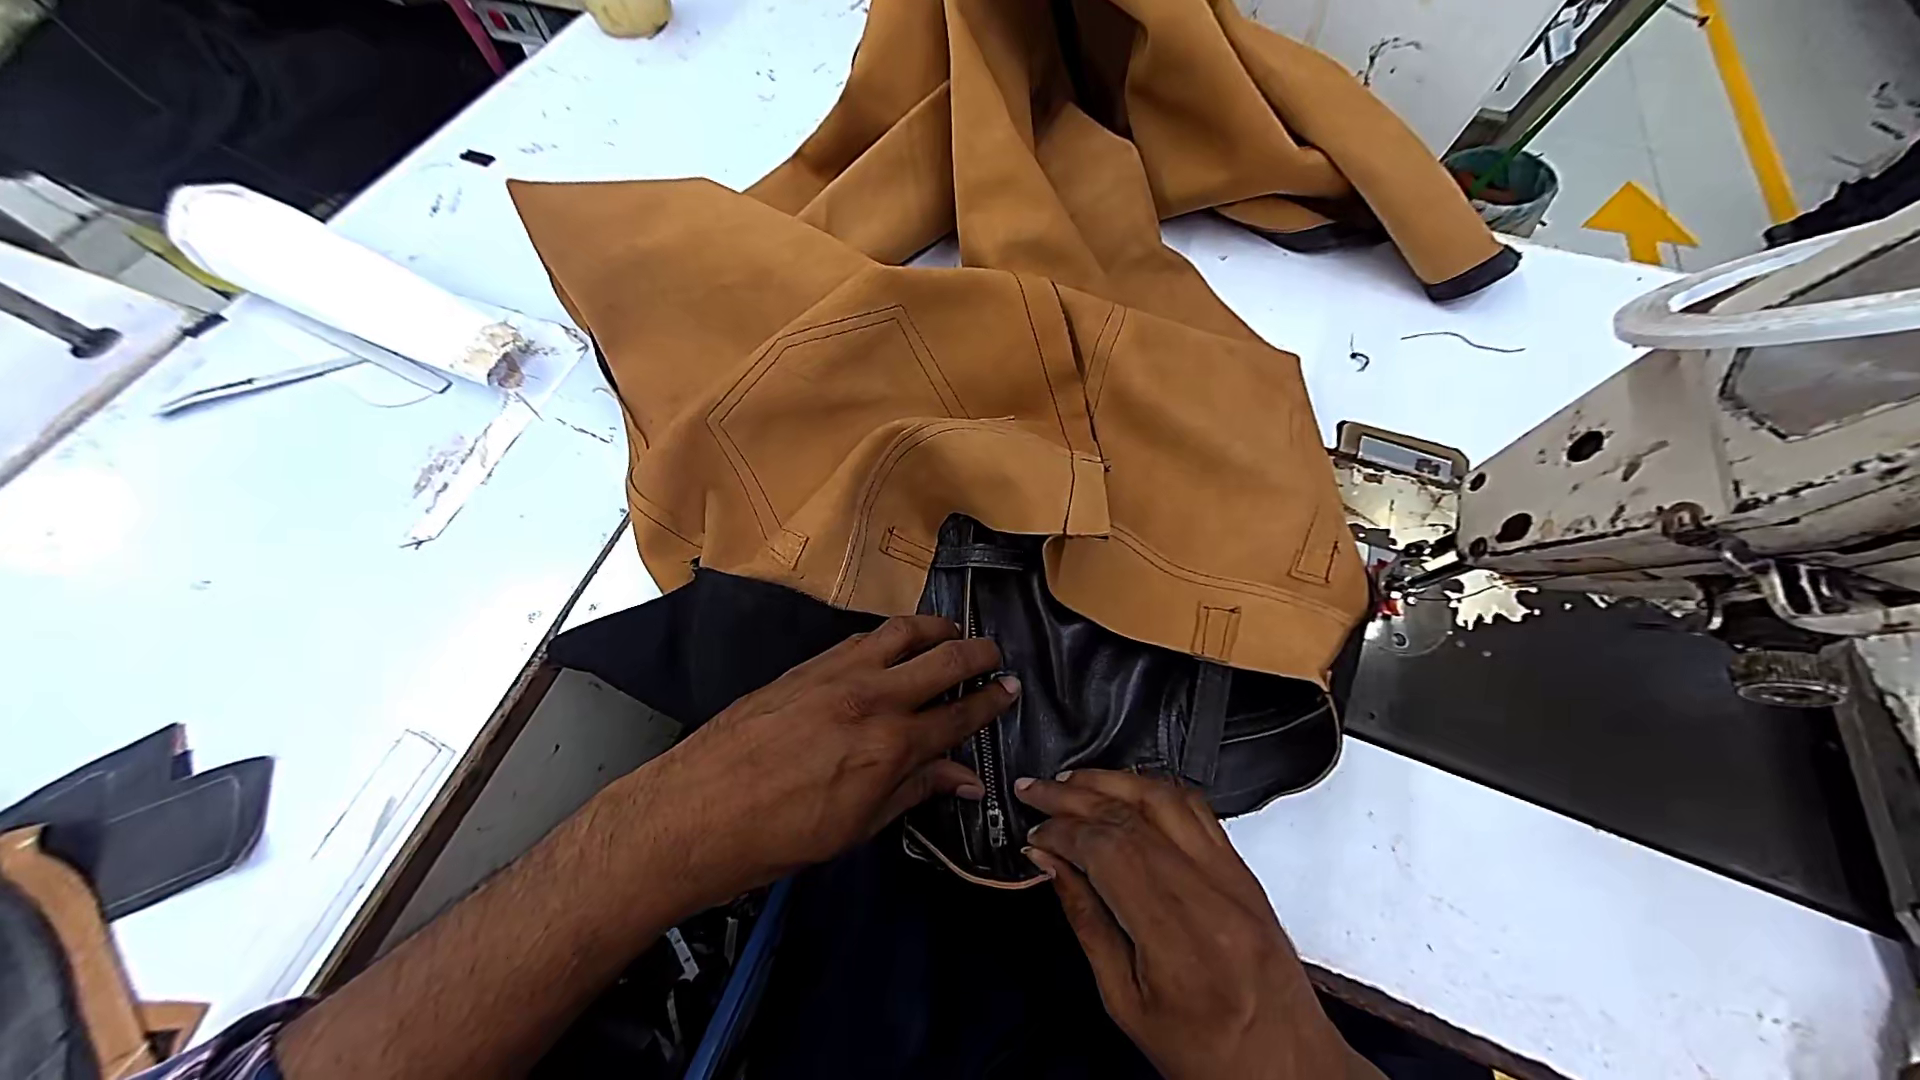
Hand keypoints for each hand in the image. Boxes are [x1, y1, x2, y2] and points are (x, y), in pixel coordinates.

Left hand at [632, 615, 1017, 908]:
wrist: (698, 811)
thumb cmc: (780, 834)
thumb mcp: (859, 824)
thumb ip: (916, 789)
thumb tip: (964, 779)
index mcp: (893, 745)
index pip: (960, 715)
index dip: (991, 701)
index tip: (1009, 690)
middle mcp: (874, 697)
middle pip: (944, 659)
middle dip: (978, 652)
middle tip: (993, 653)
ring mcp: (840, 673)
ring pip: (904, 632)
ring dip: (936, 627)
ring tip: (952, 631)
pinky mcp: (810, 665)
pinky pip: (864, 638)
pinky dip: (892, 636)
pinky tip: (895, 644)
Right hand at [1015, 770, 1376, 1079]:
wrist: (1290, 1070)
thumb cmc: (1211, 1055)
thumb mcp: (1126, 1003)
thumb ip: (1086, 921)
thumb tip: (1051, 863)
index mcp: (1180, 943)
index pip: (1108, 852)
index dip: (1062, 833)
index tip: (1035, 835)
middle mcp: (1212, 898)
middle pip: (1130, 817)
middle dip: (1071, 796)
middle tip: (1036, 791)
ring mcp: (1232, 876)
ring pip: (1163, 797)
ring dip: (1109, 781)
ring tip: (1071, 780)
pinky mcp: (1242, 868)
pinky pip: (1195, 806)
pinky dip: (1151, 787)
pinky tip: (1125, 786)